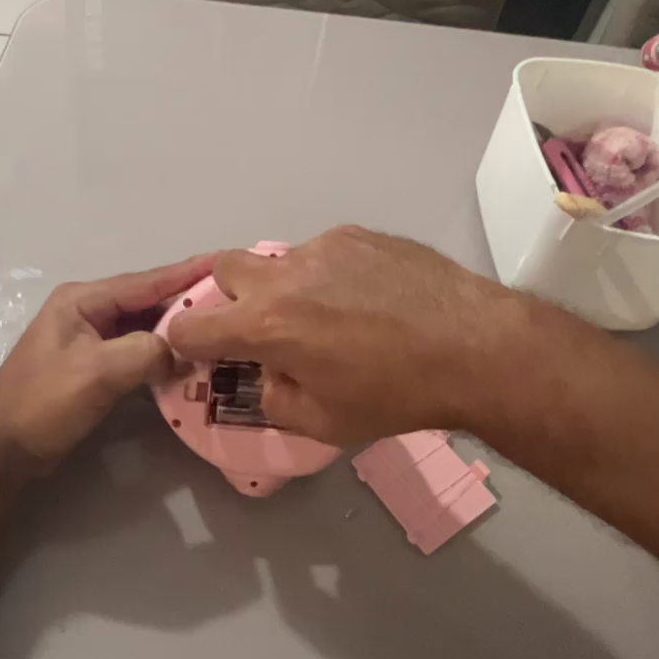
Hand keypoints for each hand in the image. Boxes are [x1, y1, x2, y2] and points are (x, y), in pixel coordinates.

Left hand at [0, 255, 215, 468]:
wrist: (2, 449)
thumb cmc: (44, 402)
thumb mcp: (98, 372)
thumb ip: (147, 352)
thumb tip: (185, 353)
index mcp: (84, 299)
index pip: (147, 280)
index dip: (188, 272)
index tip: (225, 260)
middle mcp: (89, 310)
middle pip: (149, 301)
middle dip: (189, 302)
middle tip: (235, 300)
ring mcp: (90, 338)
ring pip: (145, 328)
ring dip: (178, 331)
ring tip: (221, 328)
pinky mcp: (94, 365)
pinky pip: (138, 351)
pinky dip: (163, 355)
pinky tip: (190, 362)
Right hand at [166, 226, 563, 444]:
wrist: (474, 346)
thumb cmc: (395, 395)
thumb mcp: (324, 424)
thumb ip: (276, 399)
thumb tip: (270, 375)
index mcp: (265, 325)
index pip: (192, 326)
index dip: (185, 341)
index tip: (201, 351)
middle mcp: (283, 276)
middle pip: (225, 269)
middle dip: (230, 297)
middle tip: (265, 326)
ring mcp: (323, 248)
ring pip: (282, 262)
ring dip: (287, 288)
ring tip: (335, 315)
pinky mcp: (358, 234)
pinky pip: (325, 253)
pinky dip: (330, 275)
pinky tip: (370, 297)